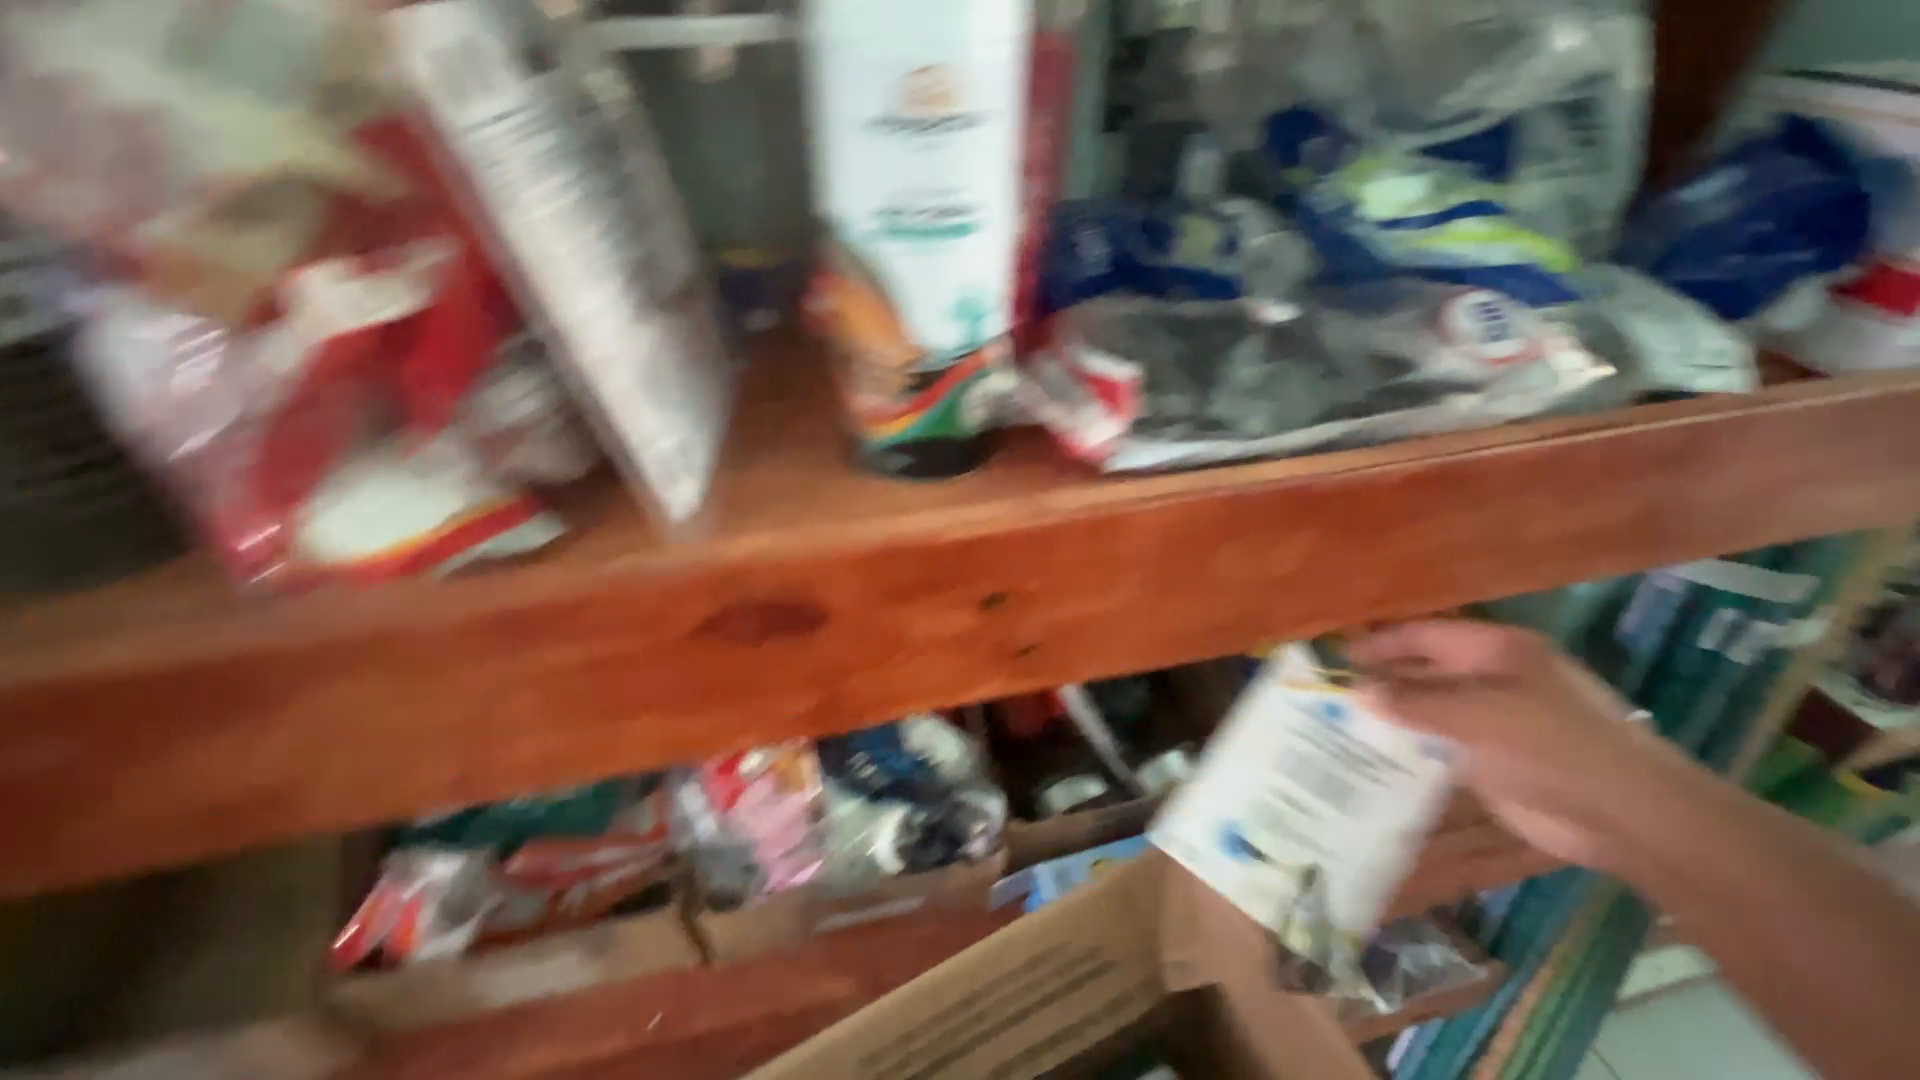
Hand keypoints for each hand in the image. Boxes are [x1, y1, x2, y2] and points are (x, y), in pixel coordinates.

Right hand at [1349, 620, 1690, 868]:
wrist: (1623, 813)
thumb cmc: (1552, 746)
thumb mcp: (1477, 715)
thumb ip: (1414, 702)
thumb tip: (1357, 690)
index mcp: (1495, 651)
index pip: (1424, 636)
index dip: (1379, 644)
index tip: (1335, 660)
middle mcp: (1492, 679)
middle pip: (1424, 671)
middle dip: (1380, 681)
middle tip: (1328, 697)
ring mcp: (1493, 721)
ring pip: (1429, 711)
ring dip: (1392, 718)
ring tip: (1338, 727)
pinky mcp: (1492, 761)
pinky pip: (1440, 749)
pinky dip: (1410, 751)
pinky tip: (1373, 759)